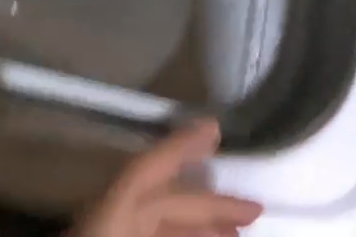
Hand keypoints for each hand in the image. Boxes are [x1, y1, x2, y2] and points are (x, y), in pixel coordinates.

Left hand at [72, 121, 263, 236]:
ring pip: (151, 227)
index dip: (179, 148)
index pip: (144, 175)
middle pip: (158, 205)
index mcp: (105, 225)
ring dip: (193, 231)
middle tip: (254, 212)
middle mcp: (101, 228)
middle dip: (207, 207)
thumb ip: (174, 236)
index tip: (215, 130)